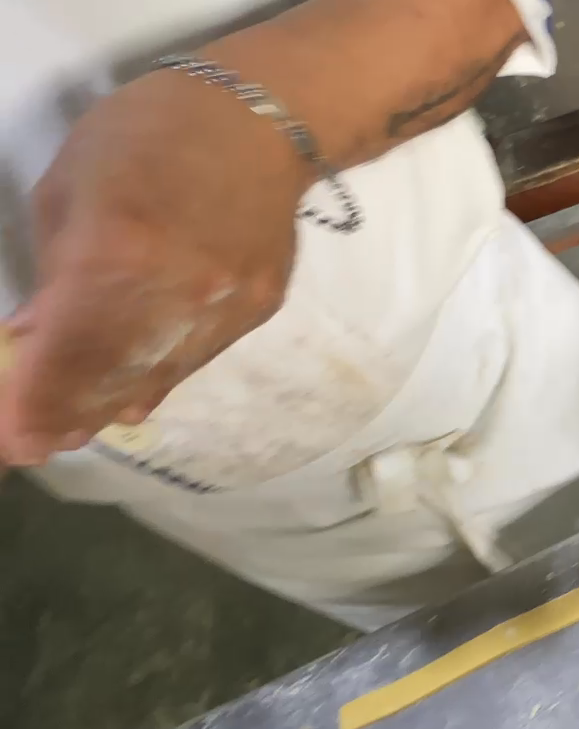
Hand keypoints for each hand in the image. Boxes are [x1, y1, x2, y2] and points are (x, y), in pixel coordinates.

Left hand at [0, 70, 308, 463]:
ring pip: (170, 369)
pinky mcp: (260, 309)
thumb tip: (43, 338)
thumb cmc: (144, 142)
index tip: (15, 440)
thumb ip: (62, 274)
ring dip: (117, 401)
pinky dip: (164, 378)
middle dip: (75, 412)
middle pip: (128, 371)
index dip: (42, 398)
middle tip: (35, 448)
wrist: (257, 135)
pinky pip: (203, 353)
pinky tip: (140, 396)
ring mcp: (234, 308)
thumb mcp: (72, 196)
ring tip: (77, 429)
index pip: (77, 346)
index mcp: (126, 253)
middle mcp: (189, 295)